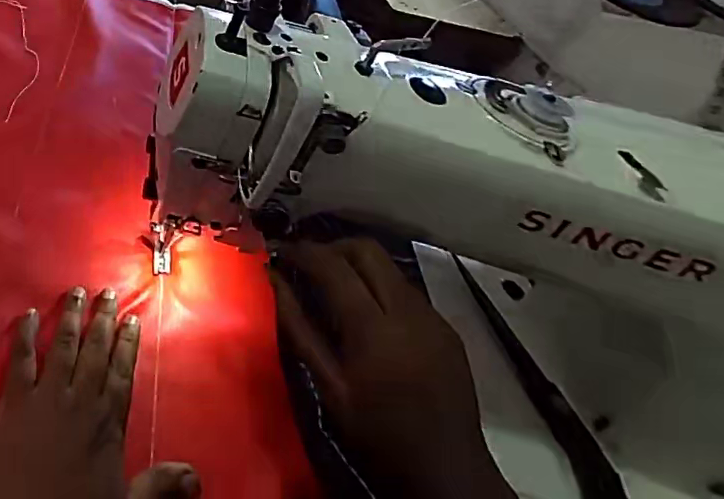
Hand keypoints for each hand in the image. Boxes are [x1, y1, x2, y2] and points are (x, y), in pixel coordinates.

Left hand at [0, 286, 198, 498]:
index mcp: (107, 422)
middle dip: (102, 319)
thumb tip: (195, 477)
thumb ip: (157, 486)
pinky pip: (21, 357)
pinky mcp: (14, 401)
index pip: (121, 372)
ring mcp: (46, 397)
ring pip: (64, 345)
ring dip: (71, 316)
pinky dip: (25, 333)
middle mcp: (80, 401)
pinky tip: (29, 314)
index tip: (131, 319)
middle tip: (106, 293)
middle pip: (94, 350)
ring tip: (76, 292)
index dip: (127, 344)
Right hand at [270, 241, 514, 498]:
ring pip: (388, 266)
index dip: (302, 251)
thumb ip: (298, 328)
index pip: (332, 265)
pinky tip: (369, 313)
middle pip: (366, 249)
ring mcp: (433, 318)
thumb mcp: (329, 386)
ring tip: (334, 285)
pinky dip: (380, 286)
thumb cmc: (378, 436)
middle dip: (332, 248)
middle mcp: (408, 312)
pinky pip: (406, 289)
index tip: (280, 250)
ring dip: (357, 265)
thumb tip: (273, 279)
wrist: (450, 477)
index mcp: (374, 329)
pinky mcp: (447, 328)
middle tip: (308, 264)